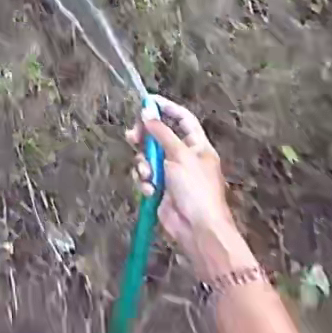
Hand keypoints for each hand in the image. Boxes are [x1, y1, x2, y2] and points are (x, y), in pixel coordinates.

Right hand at [126, 95, 256, 281]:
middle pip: (160, 135)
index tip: (147, 101)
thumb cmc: (196, 190)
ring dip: (143, 162)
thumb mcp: (179, 155)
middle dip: (145, 136)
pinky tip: (149, 189)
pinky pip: (146, 175)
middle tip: (132, 136)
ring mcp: (172, 173)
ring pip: (149, 156)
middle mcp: (184, 156)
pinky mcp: (161, 188)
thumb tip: (146, 113)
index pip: (182, 118)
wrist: (199, 231)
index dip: (166, 107)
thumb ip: (160, 132)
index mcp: (197, 145)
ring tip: (146, 172)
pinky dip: (145, 180)